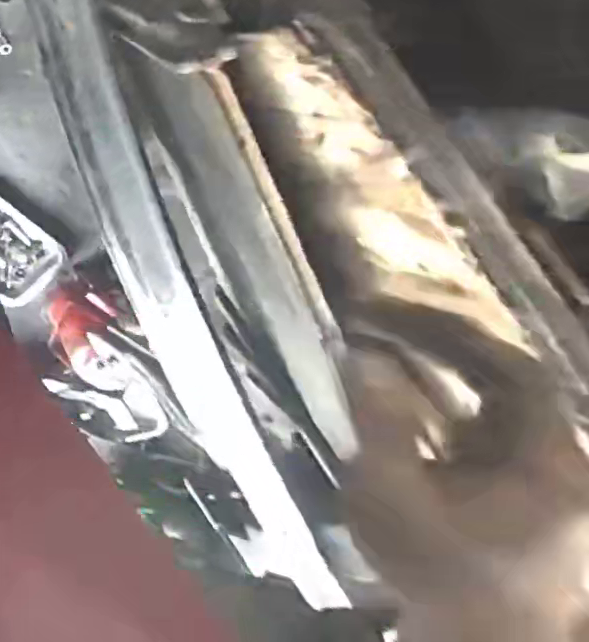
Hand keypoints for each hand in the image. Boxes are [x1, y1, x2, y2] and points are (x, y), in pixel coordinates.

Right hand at [343, 303, 588, 641]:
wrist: (475, 628)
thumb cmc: (432, 560)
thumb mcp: (393, 491)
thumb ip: (381, 421)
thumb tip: (360, 352)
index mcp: (551, 463)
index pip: (514, 371)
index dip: (447, 331)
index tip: (378, 310)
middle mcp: (560, 457)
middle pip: (506, 374)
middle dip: (434, 335)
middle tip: (364, 313)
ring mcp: (539, 466)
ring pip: (493, 389)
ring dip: (431, 354)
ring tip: (368, 330)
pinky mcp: (511, 472)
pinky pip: (477, 408)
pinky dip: (432, 381)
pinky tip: (386, 370)